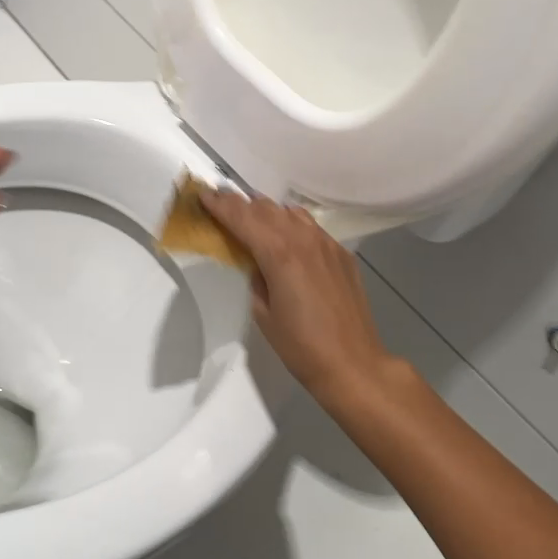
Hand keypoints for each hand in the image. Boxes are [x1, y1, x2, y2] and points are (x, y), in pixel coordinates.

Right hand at [197, 190, 396, 398]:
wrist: (353, 364)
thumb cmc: (301, 346)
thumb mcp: (263, 314)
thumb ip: (256, 278)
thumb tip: (257, 263)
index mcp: (279, 253)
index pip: (243, 218)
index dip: (220, 204)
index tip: (204, 194)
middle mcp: (304, 239)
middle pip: (266, 209)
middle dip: (241, 204)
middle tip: (222, 204)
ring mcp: (327, 244)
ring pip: (291, 213)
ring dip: (268, 211)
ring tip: (252, 218)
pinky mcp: (342, 254)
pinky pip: (312, 228)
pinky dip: (292, 225)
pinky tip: (288, 239)